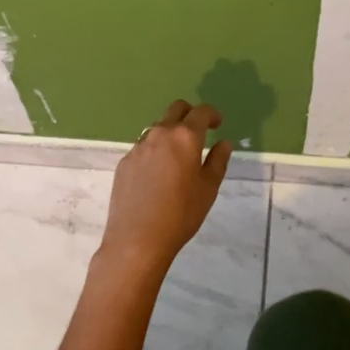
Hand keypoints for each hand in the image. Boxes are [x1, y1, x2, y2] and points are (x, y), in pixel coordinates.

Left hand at [99, 100, 233, 274]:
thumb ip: (218, 161)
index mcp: (185, 137)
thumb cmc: (180, 215)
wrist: (137, 240)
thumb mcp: (208, 189)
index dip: (212, 114)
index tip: (217, 124)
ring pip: (158, 128)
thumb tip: (224, 143)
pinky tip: (156, 176)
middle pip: (176, 109)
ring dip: (170, 133)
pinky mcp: (124, 162)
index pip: (201, 112)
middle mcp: (161, 134)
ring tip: (176, 158)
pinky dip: (154, 151)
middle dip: (189, 114)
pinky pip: (143, 147)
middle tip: (198, 132)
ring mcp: (139, 147)